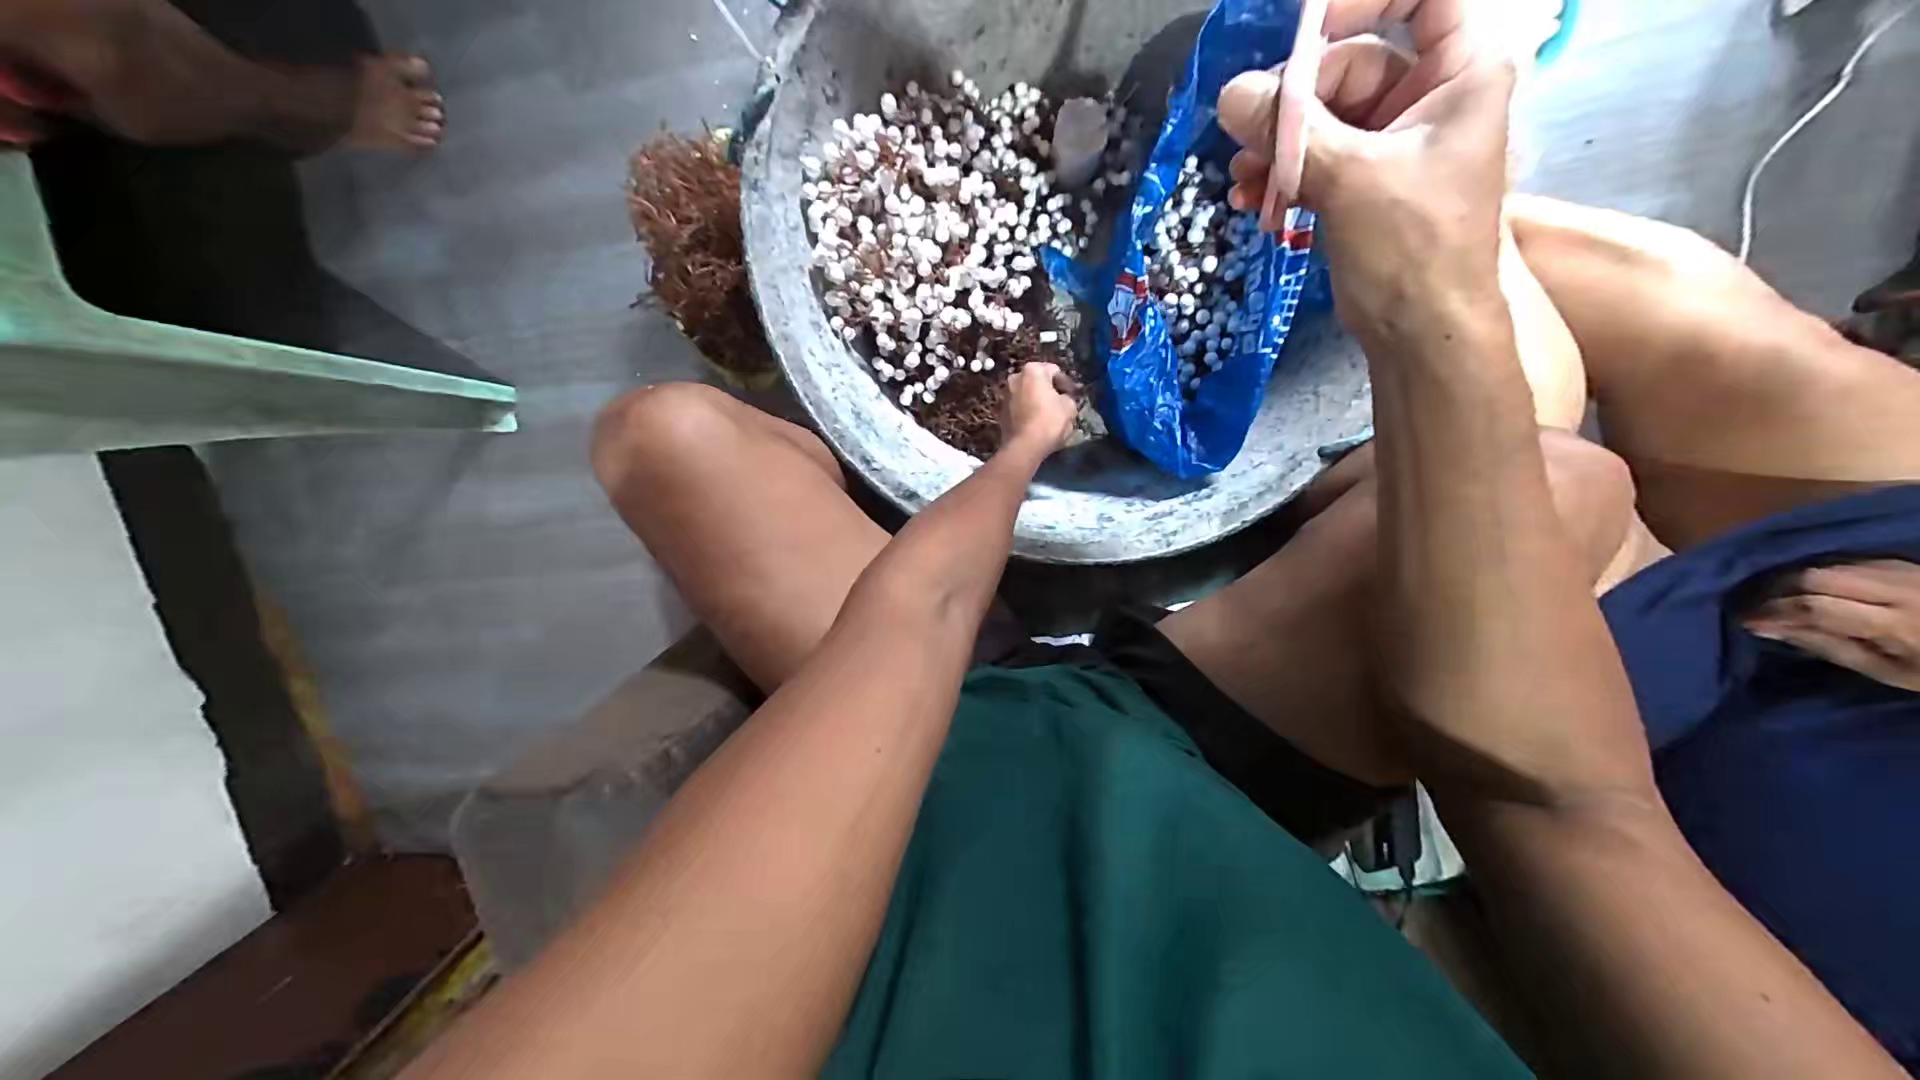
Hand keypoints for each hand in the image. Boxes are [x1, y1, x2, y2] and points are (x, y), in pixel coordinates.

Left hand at [1000, 361, 1077, 454]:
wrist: (1024, 446)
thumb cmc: (1049, 421)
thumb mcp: (1069, 407)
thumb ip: (1067, 397)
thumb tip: (1062, 399)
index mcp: (1032, 370)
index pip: (1054, 371)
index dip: (1065, 383)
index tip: (1071, 396)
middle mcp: (1015, 377)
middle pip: (1038, 381)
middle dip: (1048, 390)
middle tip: (1059, 405)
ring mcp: (1005, 394)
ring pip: (1027, 394)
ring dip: (1036, 400)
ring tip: (1047, 415)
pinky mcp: (1001, 411)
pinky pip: (1019, 406)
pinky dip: (1027, 410)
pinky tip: (1035, 423)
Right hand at [1215, 0, 1515, 326]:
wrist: (1419, 330)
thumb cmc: (1413, 247)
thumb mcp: (1353, 179)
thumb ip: (1291, 133)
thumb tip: (1229, 95)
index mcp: (1459, 71)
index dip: (1358, 2)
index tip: (1298, 34)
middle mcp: (1426, 99)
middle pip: (1349, 66)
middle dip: (1292, 102)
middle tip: (1245, 135)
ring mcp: (1389, 146)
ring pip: (1321, 121)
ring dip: (1275, 147)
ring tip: (1241, 179)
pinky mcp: (1359, 186)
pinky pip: (1312, 162)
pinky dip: (1280, 177)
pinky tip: (1252, 199)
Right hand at [1745, 560, 1919, 692]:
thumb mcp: (1888, 672)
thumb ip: (1828, 646)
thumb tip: (1768, 627)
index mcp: (1895, 624)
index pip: (1813, 606)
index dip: (1773, 611)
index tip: (1746, 621)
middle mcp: (1903, 591)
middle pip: (1819, 576)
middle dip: (1779, 588)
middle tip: (1759, 604)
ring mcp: (1913, 574)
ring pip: (1836, 564)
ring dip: (1801, 577)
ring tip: (1783, 593)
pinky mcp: (1917, 566)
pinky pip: (1860, 560)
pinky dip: (1831, 570)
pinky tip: (1821, 584)